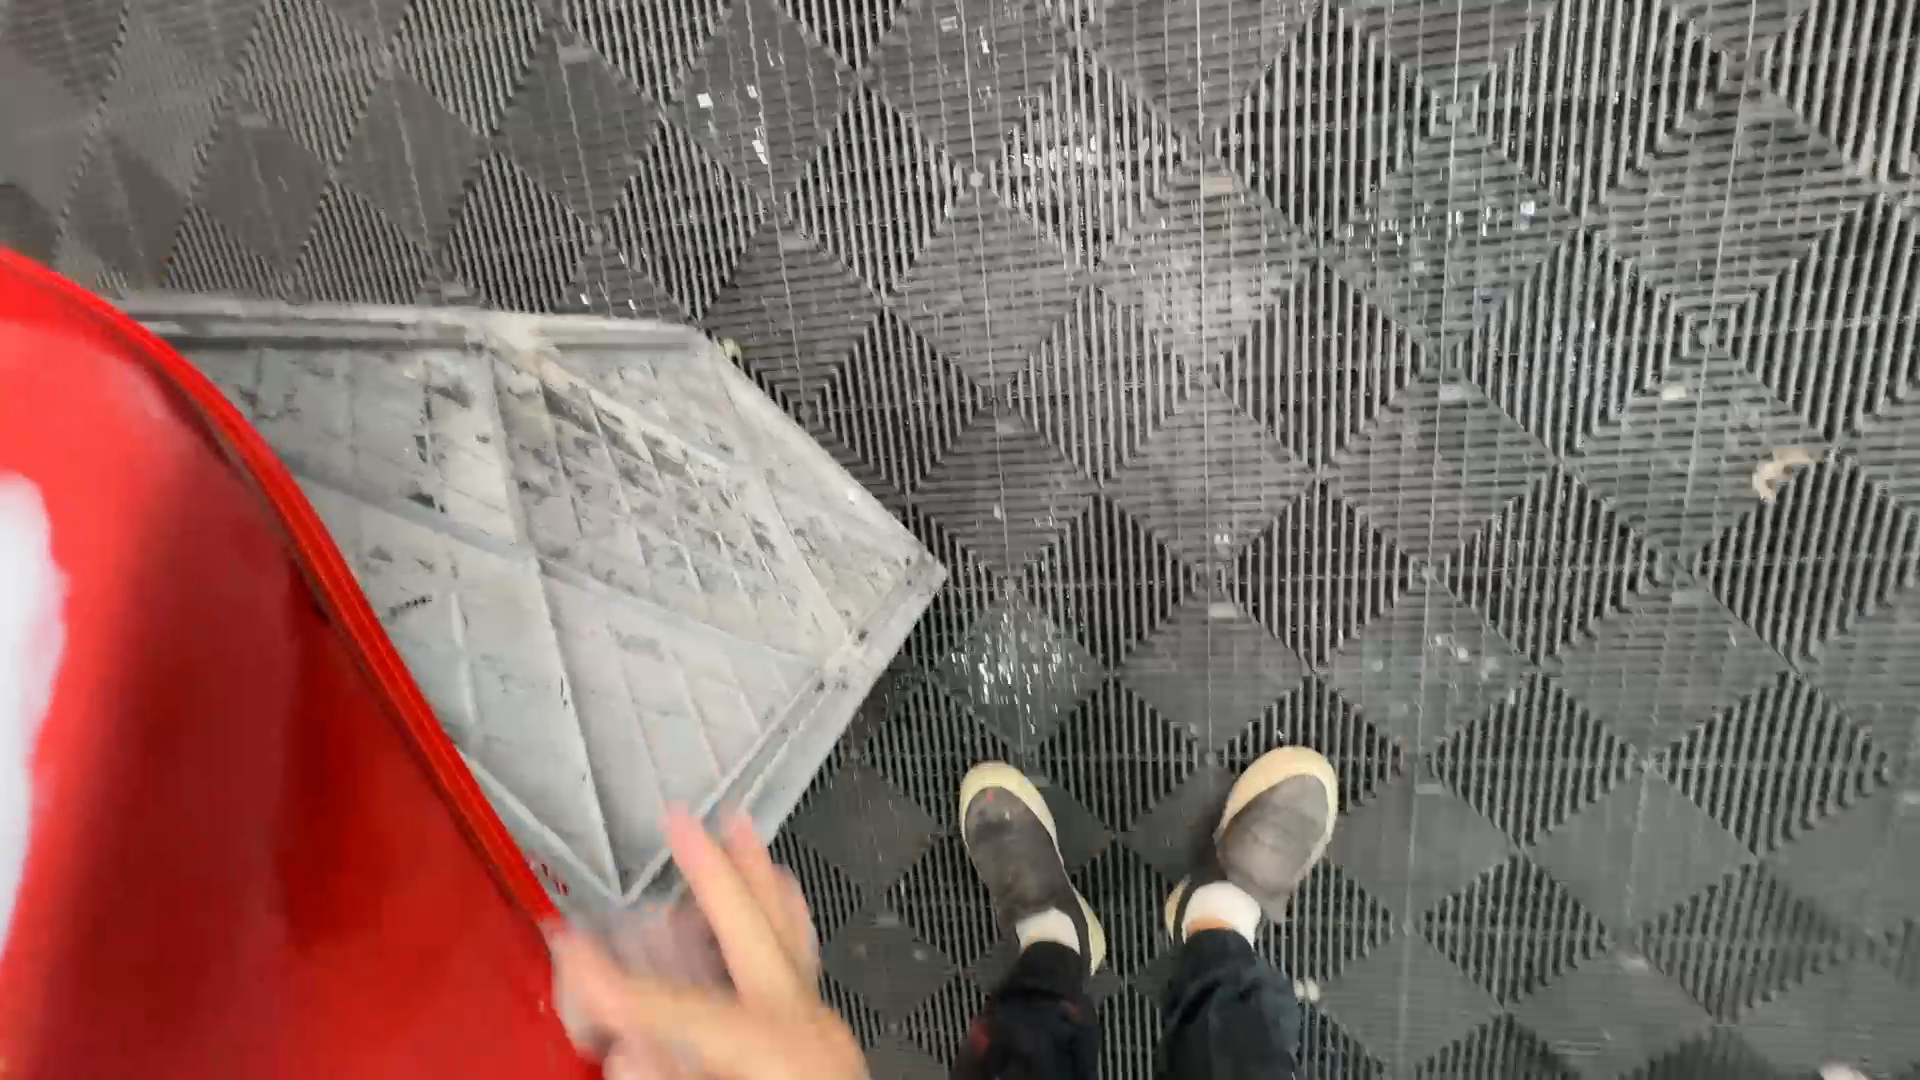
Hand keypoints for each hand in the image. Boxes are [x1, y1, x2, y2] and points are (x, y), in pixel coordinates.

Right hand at [548, 809, 867, 1079]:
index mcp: (778, 1054)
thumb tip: (625, 1048)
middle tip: (679, 821)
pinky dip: (782, 910)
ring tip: (738, 824)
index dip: (616, 984)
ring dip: (754, 873)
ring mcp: (817, 1024)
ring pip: (784, 927)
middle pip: (751, 930)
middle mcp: (804, 1026)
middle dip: (710, 870)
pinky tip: (775, 883)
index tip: (566, 950)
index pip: (682, 1009)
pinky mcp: (818, 1035)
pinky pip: (798, 953)